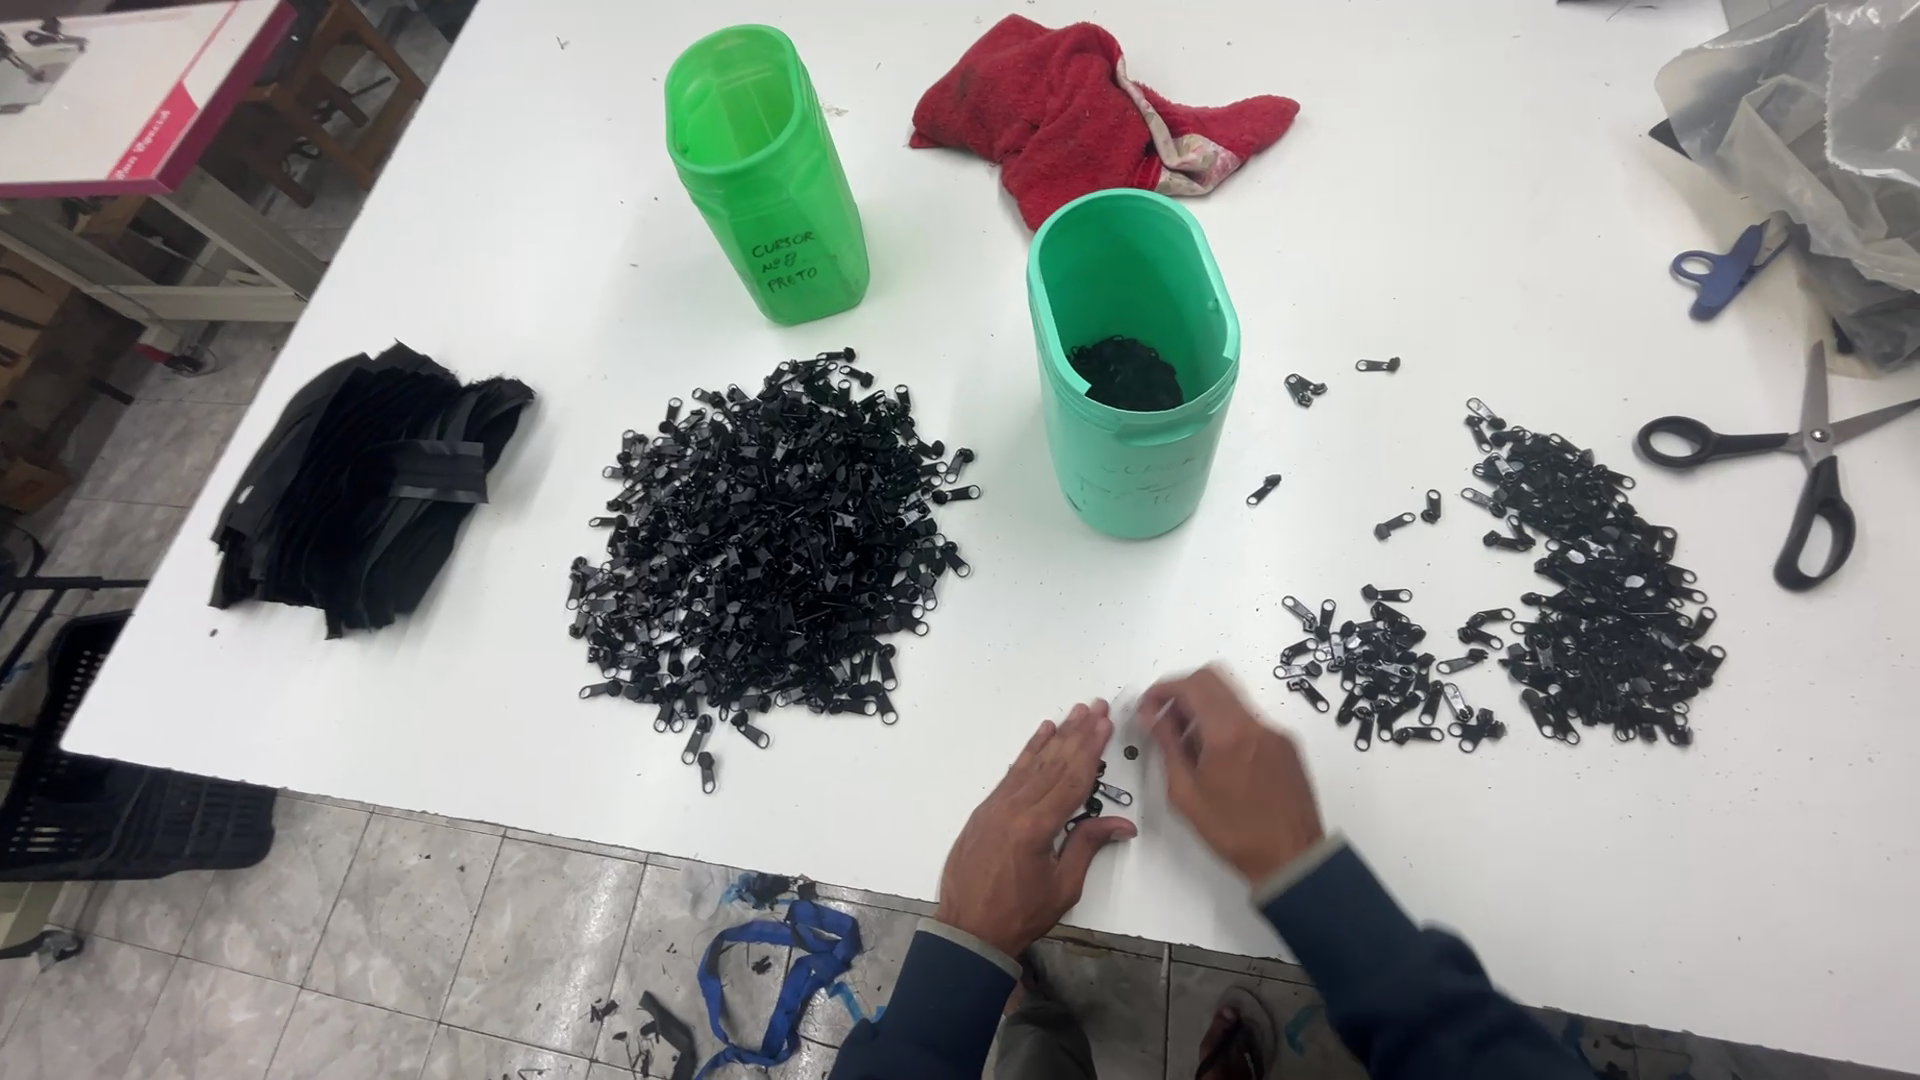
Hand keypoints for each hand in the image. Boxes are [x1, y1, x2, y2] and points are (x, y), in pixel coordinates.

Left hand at [935, 700, 1137, 957]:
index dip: (1091, 750)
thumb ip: (1087, 846)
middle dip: (1078, 733)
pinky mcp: (986, 808)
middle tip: (1096, 707)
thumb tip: (1122, 824)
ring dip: (1056, 735)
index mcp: (1036, 827)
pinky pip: (1013, 773)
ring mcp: (997, 805)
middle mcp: (1015, 807)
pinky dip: (1029, 751)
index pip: (1072, 780)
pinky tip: (1041, 734)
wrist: (967, 929)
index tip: (1105, 725)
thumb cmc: (1019, 914)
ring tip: (1074, 712)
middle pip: (1054, 763)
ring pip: (1033, 762)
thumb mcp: (1062, 887)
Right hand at [1142, 665, 1324, 882]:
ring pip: (1230, 698)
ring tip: (1188, 744)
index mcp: (1227, 733)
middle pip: (1212, 679)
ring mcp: (1274, 732)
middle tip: (1164, 718)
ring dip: (1203, 708)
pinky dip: (1225, 724)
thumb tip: (1150, 714)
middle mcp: (1254, 723)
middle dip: (1182, 692)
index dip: (1163, 688)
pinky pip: (1248, 719)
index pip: (1191, 685)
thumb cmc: (1233, 832)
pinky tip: (1216, 757)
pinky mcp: (1286, 744)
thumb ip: (1167, 745)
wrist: (1292, 859)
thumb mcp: (1185, 792)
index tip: (1148, 706)